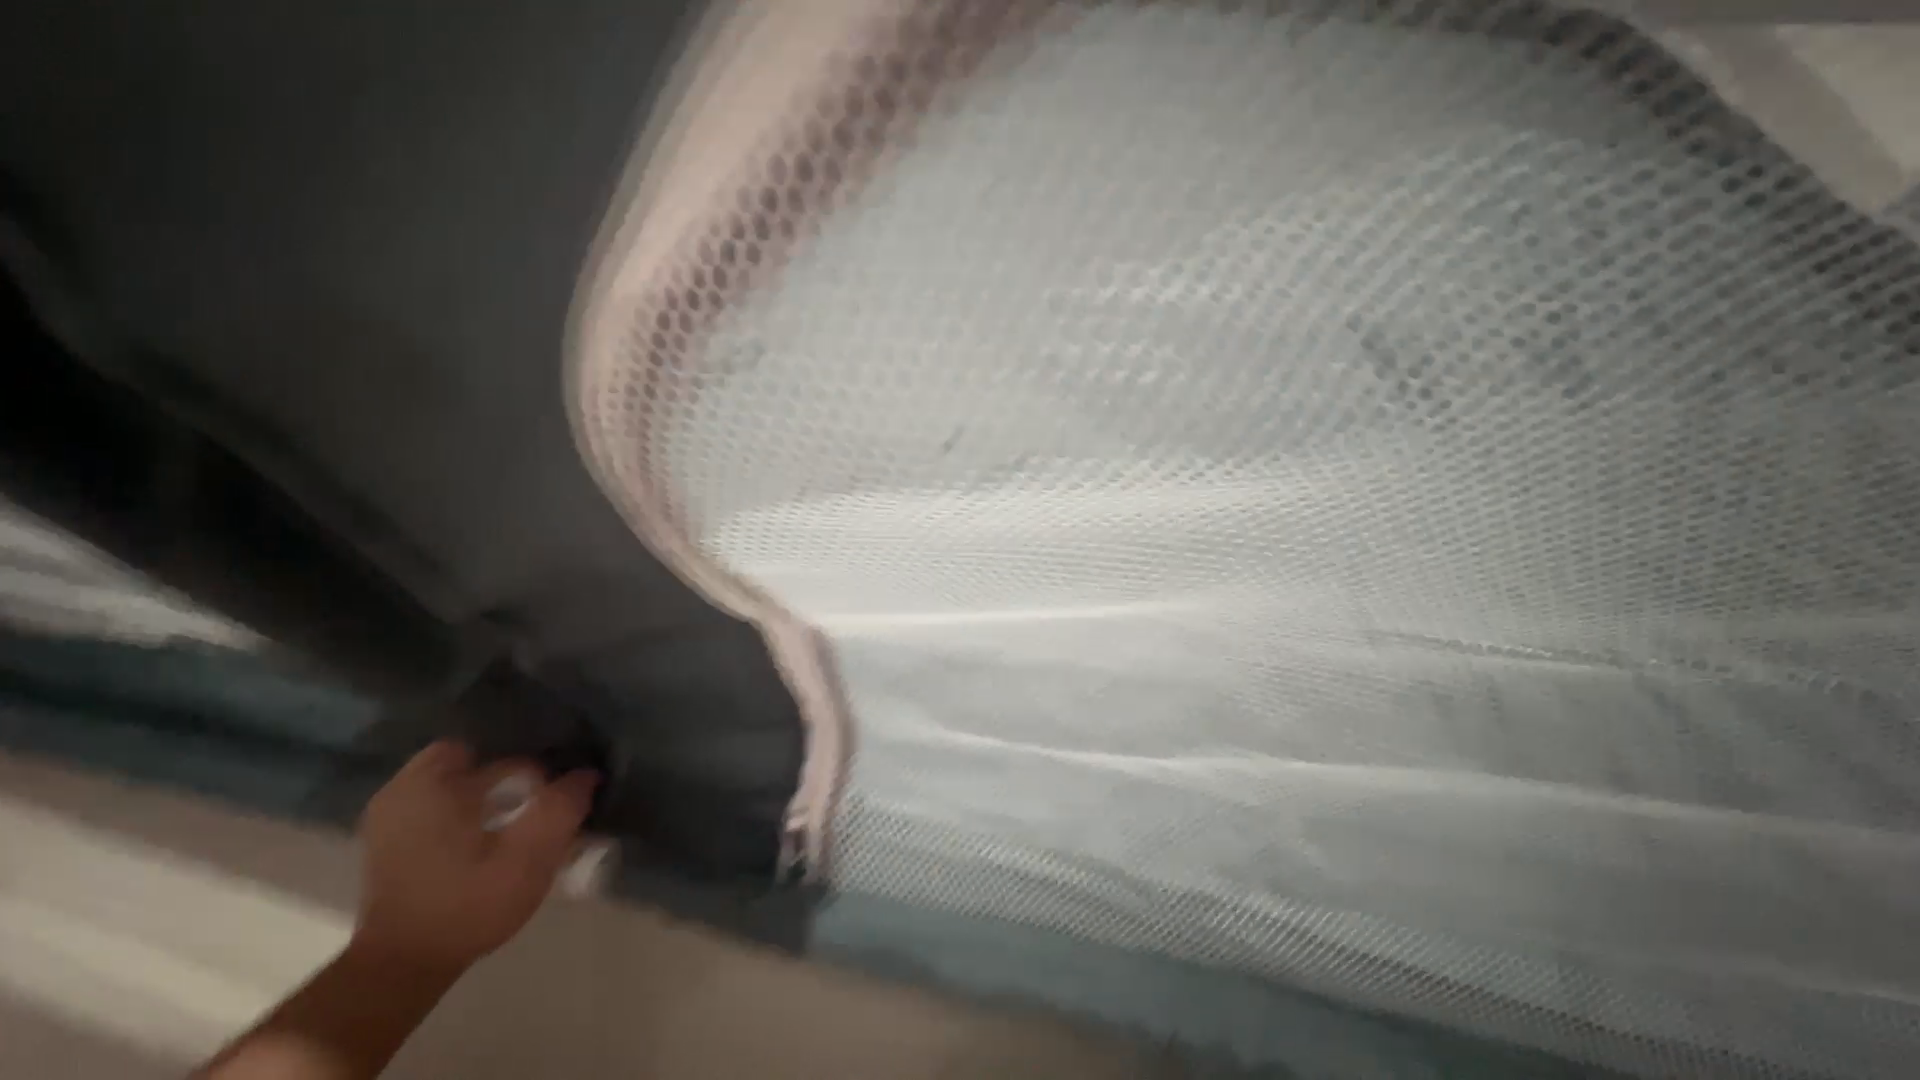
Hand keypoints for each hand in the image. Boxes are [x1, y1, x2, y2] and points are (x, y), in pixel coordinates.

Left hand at [352, 740, 596, 974]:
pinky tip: (486, 846)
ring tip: (517, 827)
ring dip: (487, 800)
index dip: (531, 767)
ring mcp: (388, 818)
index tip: (554, 791)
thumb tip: (586, 774)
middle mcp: (403, 789)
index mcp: (431, 781)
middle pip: (473, 765)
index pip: (494, 749)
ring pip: (454, 788)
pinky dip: (464, 818)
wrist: (401, 968)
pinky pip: (436, 811)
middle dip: (510, 781)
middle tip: (541, 808)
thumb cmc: (467, 905)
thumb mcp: (529, 857)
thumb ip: (561, 808)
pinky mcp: (387, 846)